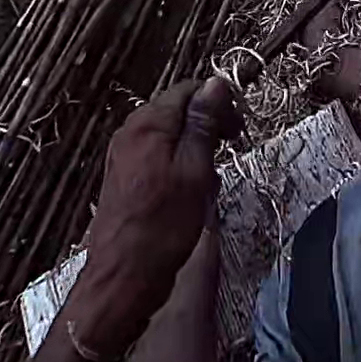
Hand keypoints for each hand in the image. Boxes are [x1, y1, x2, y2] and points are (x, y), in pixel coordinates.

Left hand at [68, 77, 237, 356]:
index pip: (188, 90)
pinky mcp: (122, 175)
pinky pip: (156, 154)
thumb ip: (204, 124)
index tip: (239, 127)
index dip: (218, 102)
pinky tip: (191, 187)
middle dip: (207, 122)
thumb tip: (216, 82)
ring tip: (213, 172)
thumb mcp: (194, 171)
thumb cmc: (163, 226)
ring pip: (168, 133)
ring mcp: (123, 153)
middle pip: (176, 109)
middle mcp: (131, 130)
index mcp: (148, 122)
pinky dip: (178, 161)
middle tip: (232, 145)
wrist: (121, 280)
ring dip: (194, 144)